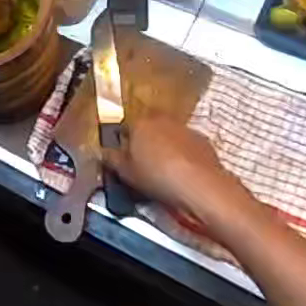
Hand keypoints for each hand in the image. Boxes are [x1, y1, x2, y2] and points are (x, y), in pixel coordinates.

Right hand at [104, 117, 238, 215]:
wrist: (200, 186)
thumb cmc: (158, 177)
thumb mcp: (126, 173)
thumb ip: (111, 160)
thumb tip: (103, 154)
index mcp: (139, 123)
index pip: (123, 128)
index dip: (121, 144)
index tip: (122, 159)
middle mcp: (162, 119)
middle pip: (147, 129)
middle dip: (143, 144)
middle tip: (141, 166)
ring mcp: (184, 128)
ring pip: (167, 136)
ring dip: (164, 149)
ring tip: (162, 173)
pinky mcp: (202, 140)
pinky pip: (185, 146)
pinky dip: (182, 156)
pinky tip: (181, 174)